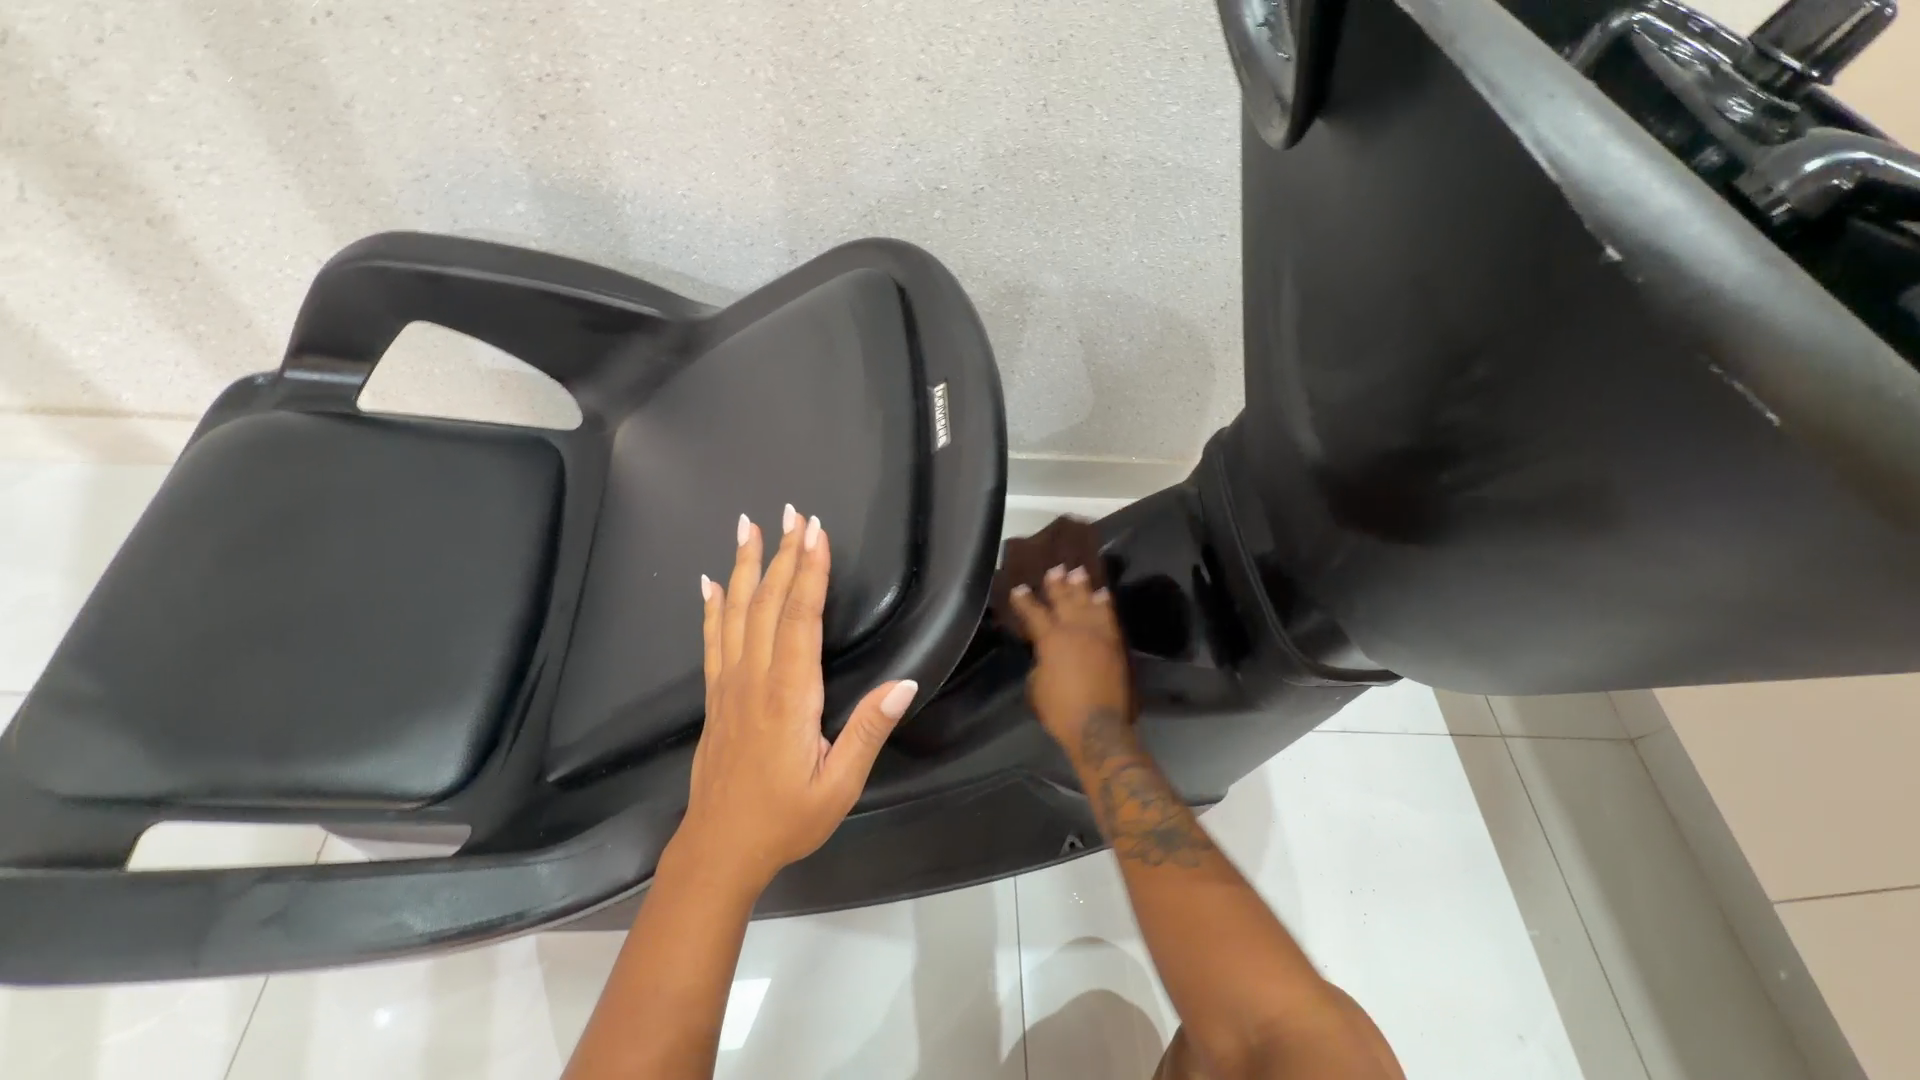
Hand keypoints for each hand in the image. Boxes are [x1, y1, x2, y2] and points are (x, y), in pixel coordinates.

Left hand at [674, 505, 918, 891]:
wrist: (719, 849)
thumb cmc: (786, 819)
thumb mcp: (839, 785)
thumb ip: (868, 731)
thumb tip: (905, 683)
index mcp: (789, 697)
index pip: (800, 620)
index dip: (810, 573)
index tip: (816, 531)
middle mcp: (755, 680)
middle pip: (768, 604)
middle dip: (783, 555)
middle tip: (791, 511)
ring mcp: (730, 686)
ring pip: (736, 613)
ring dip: (744, 567)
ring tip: (747, 527)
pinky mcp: (716, 696)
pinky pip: (713, 640)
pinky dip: (713, 607)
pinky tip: (710, 582)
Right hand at [1007, 565, 1131, 753]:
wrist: (1098, 726)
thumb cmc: (1060, 709)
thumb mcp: (1036, 686)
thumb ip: (1040, 663)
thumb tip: (1046, 655)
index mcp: (1050, 639)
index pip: (1034, 613)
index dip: (1025, 601)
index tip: (1019, 588)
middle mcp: (1075, 630)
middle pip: (1065, 600)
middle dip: (1058, 584)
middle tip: (1055, 569)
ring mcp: (1098, 635)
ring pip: (1090, 603)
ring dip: (1083, 587)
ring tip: (1079, 572)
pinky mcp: (1115, 645)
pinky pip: (1109, 618)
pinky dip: (1105, 604)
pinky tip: (1103, 595)